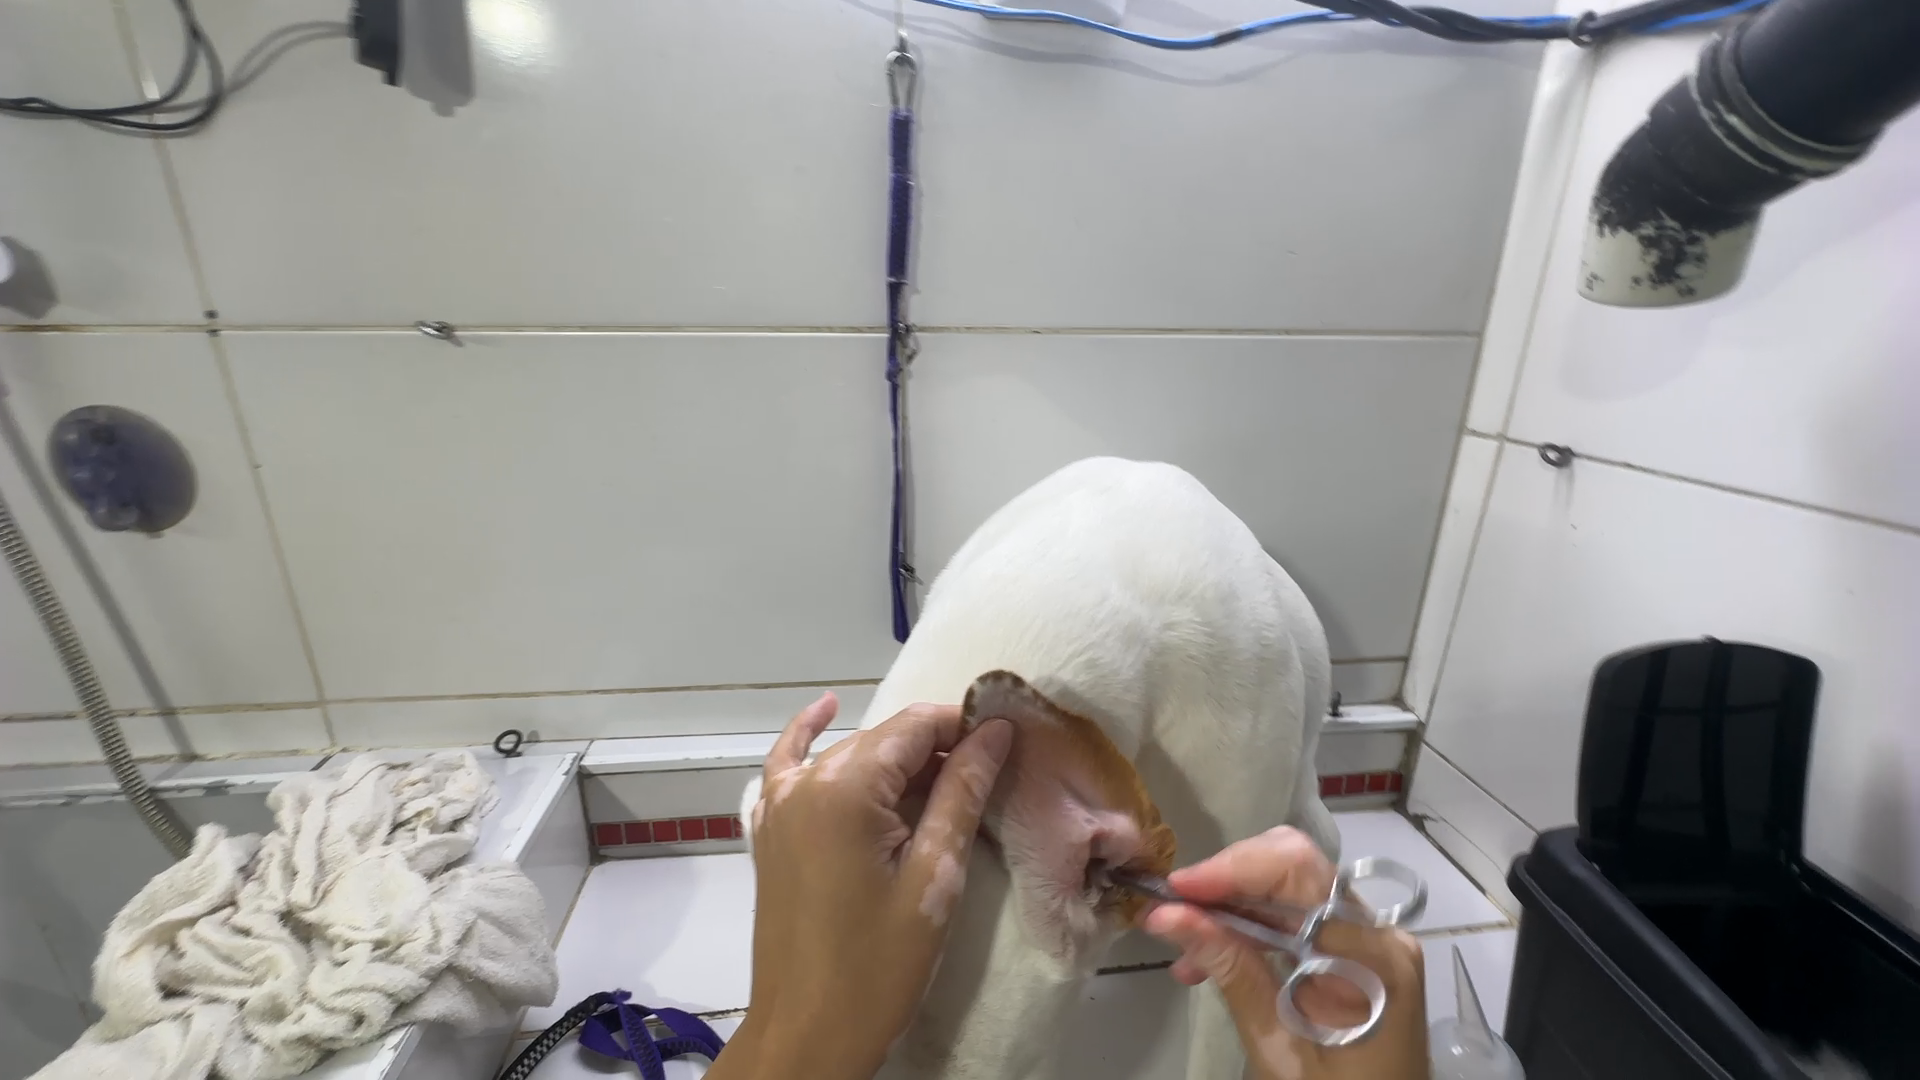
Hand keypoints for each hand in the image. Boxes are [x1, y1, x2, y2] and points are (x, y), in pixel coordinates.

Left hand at [718, 694, 1014, 1079]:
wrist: (805, 1035)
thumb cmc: (877, 965)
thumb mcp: (934, 877)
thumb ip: (962, 792)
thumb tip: (995, 732)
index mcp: (845, 786)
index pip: (916, 726)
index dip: (963, 727)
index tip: (1004, 741)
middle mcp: (807, 780)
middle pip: (885, 738)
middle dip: (937, 748)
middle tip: (984, 773)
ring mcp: (780, 801)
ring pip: (851, 752)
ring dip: (897, 757)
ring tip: (946, 777)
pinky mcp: (770, 826)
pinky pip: (788, 762)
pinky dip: (809, 733)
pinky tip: (828, 708)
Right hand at [1144, 827, 1429, 1079]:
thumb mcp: (1278, 1048)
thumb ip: (1230, 971)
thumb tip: (1163, 913)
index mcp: (1373, 955)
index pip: (1297, 872)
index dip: (1233, 867)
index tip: (1177, 888)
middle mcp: (1377, 931)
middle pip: (1291, 866)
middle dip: (1225, 879)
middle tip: (1173, 906)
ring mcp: (1367, 937)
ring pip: (1284, 884)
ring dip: (1227, 903)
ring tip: (1181, 940)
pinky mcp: (1351, 949)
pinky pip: (1290, 914)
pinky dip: (1245, 924)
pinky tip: (1208, 953)